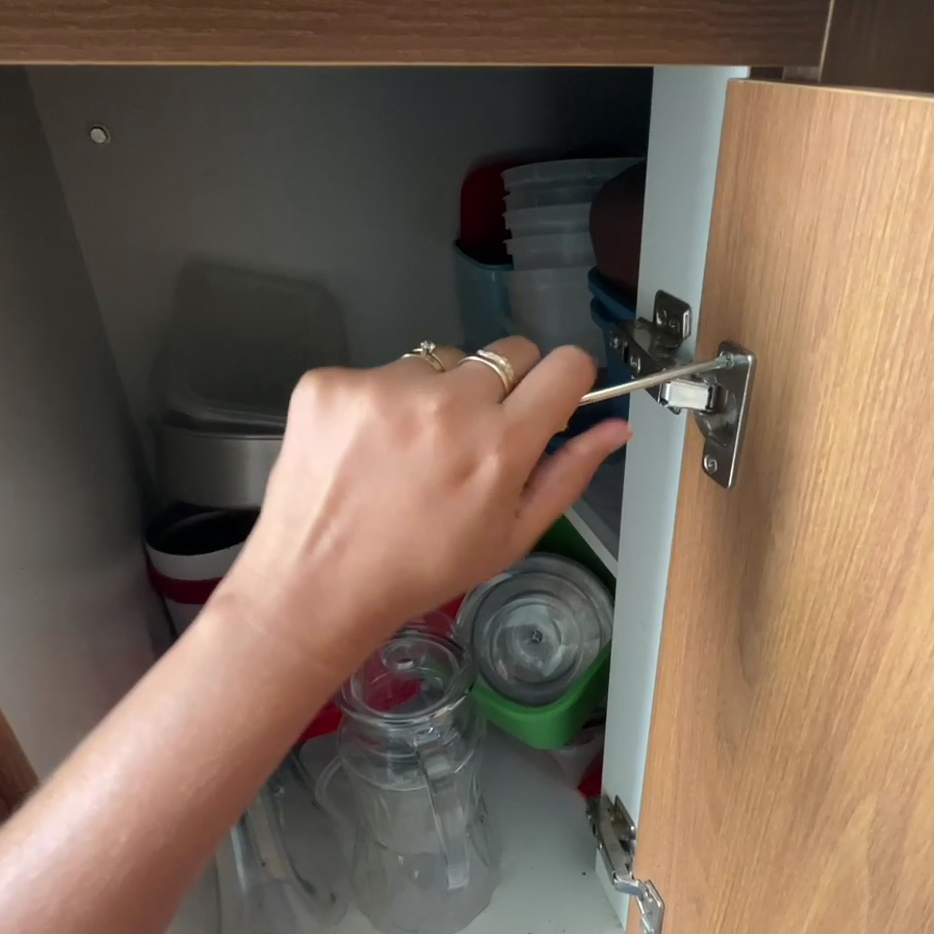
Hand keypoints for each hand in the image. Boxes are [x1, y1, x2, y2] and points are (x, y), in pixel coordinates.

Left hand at [211, 336, 630, 673]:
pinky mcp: (331, 382)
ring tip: (409, 449)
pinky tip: (366, 447)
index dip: (566, 380)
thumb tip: (616, 426)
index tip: (552, 399)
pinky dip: (382, 402)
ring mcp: (383, 385)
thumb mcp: (511, 535)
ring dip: (439, 392)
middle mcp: (447, 402)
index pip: (564, 365)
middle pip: (508, 351)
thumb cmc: (426, 568)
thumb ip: (568, 473)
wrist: (317, 583)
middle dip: (506, 386)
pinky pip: (381, 371)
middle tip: (476, 434)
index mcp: (499, 444)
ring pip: (442, 360)